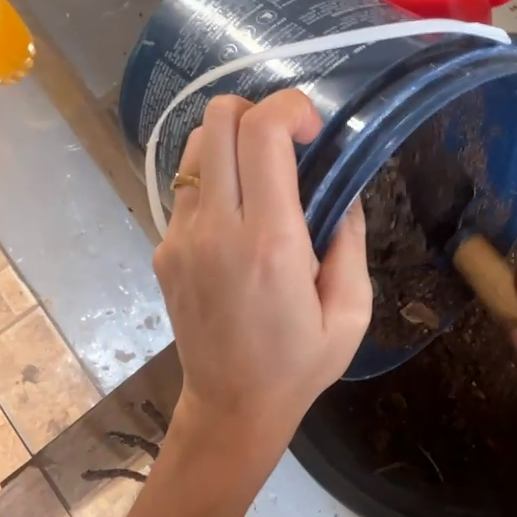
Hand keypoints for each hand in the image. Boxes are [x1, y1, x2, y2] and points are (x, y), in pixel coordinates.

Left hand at [154, 91, 370, 473]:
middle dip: (257, 112)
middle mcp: (216, 229)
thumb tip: (343, 190)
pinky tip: (238, 217)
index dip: (290, 108)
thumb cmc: (300, 365)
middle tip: (288, 146)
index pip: (262, 132)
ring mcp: (181, 238)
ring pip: (195, 145)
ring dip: (231, 142)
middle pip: (218, 120)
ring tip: (262, 177)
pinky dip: (214, 179)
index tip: (313, 130)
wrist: (231, 408)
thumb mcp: (352, 312)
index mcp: (270, 243)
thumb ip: (351, 242)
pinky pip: (187, 187)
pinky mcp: (164, 250)